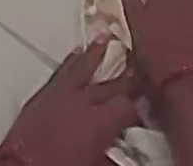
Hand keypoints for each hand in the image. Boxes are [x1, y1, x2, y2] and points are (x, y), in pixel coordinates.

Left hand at [0, 39, 138, 165]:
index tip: (148, 106)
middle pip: (110, 82)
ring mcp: (61, 93)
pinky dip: (72, 60)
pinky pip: (62, 70)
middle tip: (137, 61)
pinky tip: (77, 52)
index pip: (127, 106)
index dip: (140, 106)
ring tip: (107, 38)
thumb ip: (110, 156)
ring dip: (97, 53)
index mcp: (98, 122)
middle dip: (126, 73)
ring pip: (84, 66)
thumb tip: (119, 153)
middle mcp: (82, 101)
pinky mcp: (44, 93)